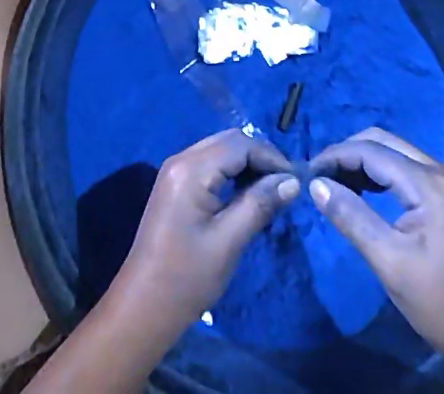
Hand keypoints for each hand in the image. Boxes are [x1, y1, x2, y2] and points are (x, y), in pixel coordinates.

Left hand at [113, 129, 299, 330]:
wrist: (145, 301)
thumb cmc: (188, 275)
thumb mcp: (229, 241)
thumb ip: (260, 204)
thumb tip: (293, 181)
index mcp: (191, 169)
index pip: (240, 145)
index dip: (271, 158)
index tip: (297, 182)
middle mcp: (181, 160)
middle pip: (229, 141)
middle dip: (261, 157)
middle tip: (287, 186)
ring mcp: (175, 170)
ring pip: (220, 150)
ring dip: (247, 164)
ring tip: (273, 191)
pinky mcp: (176, 184)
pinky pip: (210, 164)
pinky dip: (232, 172)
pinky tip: (248, 195)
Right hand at [306, 128, 443, 370]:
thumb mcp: (391, 263)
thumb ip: (352, 217)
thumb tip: (315, 184)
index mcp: (430, 185)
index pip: (371, 150)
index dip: (334, 156)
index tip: (306, 174)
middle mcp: (442, 174)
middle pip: (384, 142)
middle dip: (347, 153)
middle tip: (319, 178)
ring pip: (395, 155)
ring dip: (362, 163)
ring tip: (334, 186)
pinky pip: (407, 172)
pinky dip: (380, 176)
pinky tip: (363, 195)